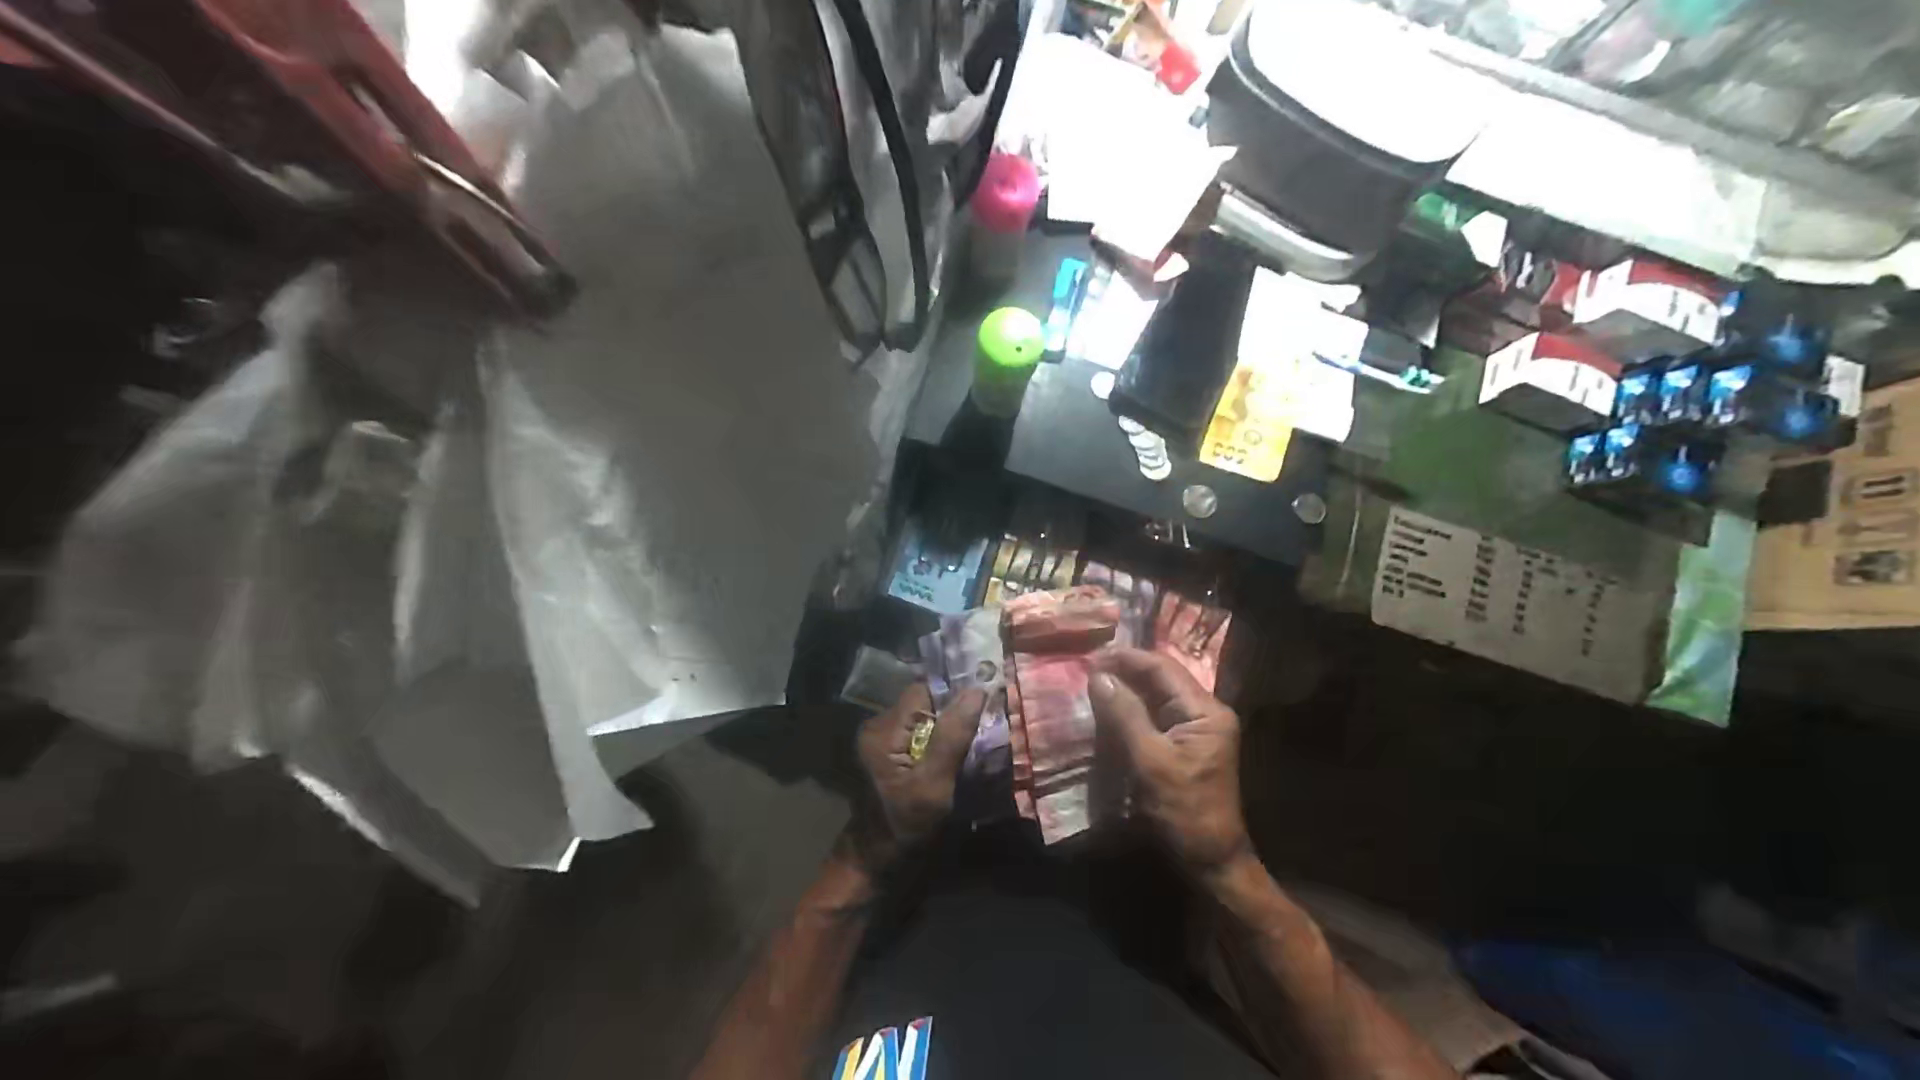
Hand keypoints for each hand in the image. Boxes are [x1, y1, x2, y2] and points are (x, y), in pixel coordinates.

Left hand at [850, 682, 985, 870]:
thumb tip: (976, 691)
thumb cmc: (904, 827)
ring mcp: (883, 741)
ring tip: (981, 735)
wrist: (875, 865)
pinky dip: (941, 740)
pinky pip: (921, 734)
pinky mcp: (890, 754)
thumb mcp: (933, 785)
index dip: (955, 692)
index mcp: (884, 729)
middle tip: (990, 719)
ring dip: (951, 726)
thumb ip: (952, 737)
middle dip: (956, 710)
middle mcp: (879, 726)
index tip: (988, 698)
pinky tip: (961, 752)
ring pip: (925, 718)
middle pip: (925, 703)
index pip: (924, 690)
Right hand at [1090, 647, 1250, 874]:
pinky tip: (1110, 707)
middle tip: (1088, 668)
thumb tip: (1098, 676)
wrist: (1211, 859)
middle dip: (1125, 670)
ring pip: (1158, 695)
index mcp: (1206, 711)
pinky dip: (1133, 708)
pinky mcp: (1187, 744)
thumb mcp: (1149, 760)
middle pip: (1162, 678)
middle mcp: (1206, 712)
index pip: (1163, 668)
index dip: (1127, 659)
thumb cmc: (1183, 809)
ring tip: (1093, 683)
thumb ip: (1125, 714)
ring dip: (1127, 688)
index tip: (1091, 657)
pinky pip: (1157, 714)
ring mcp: (1198, 729)